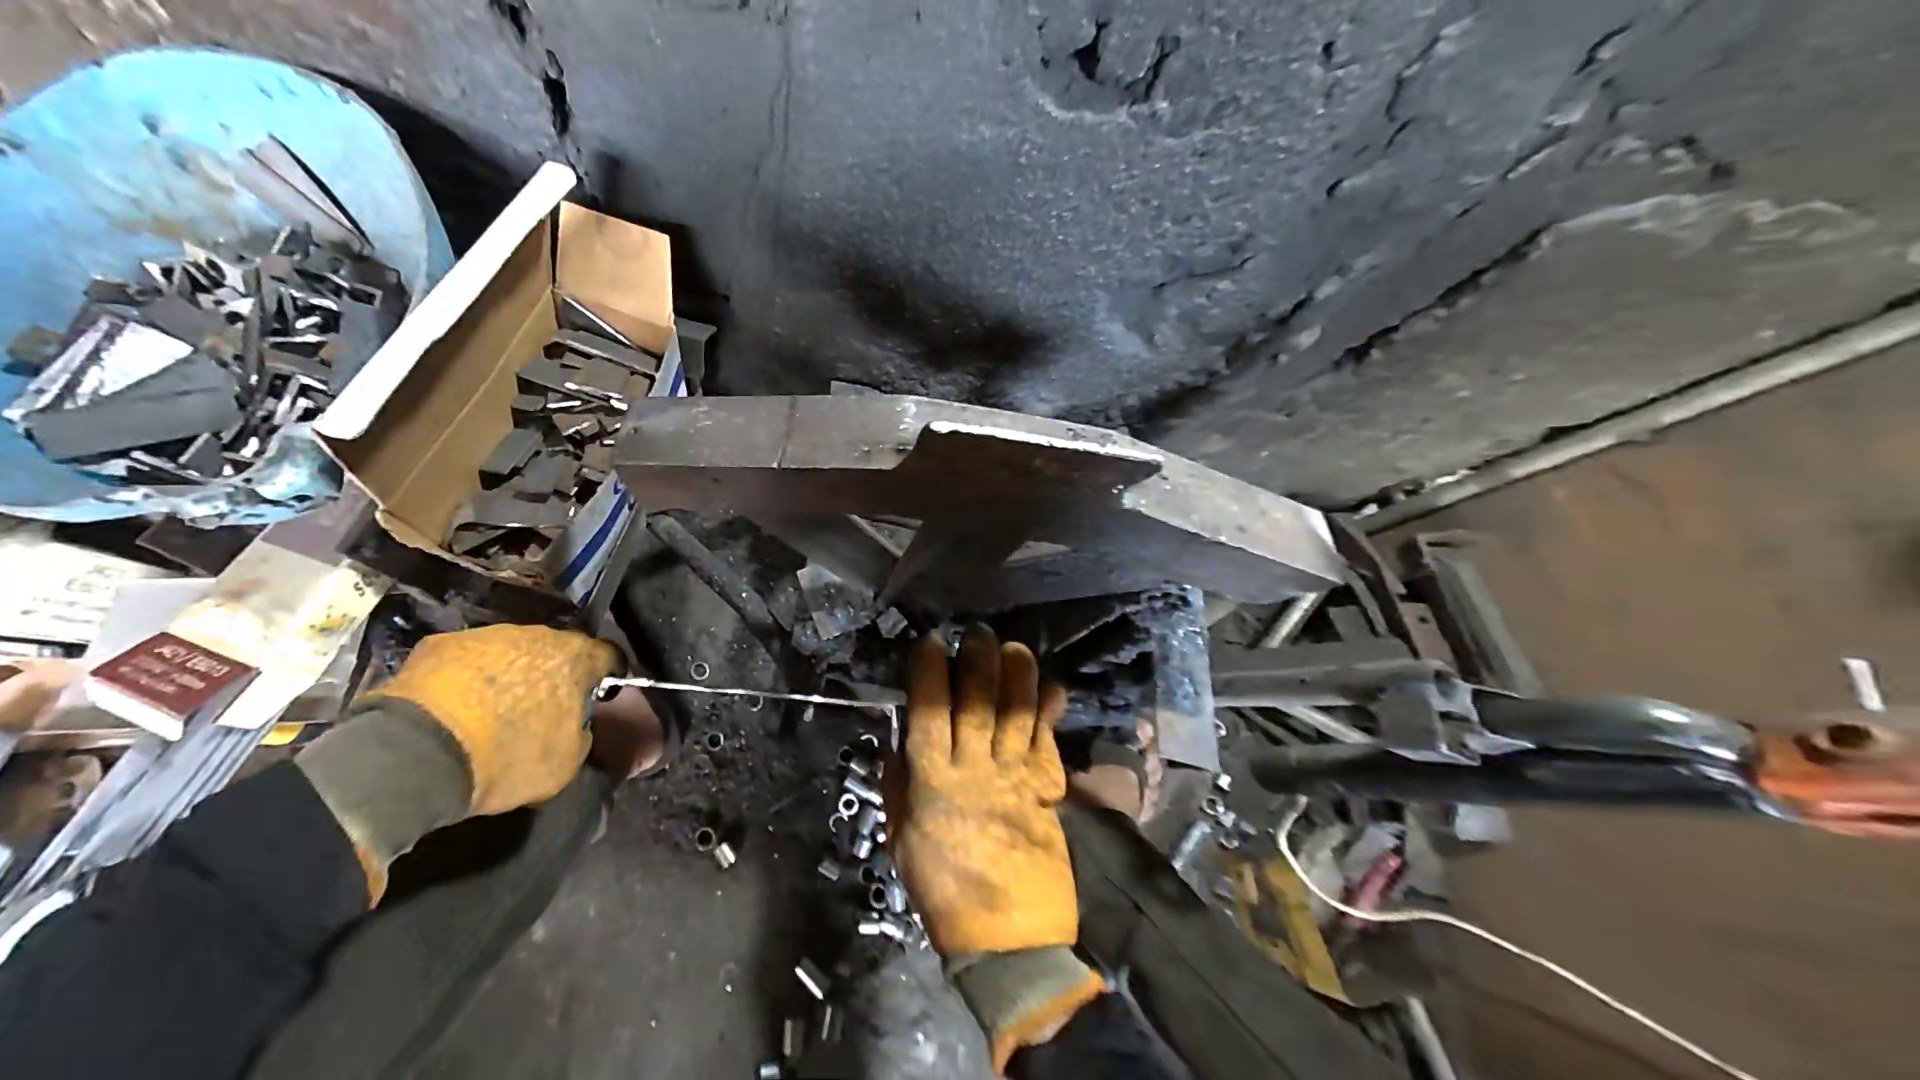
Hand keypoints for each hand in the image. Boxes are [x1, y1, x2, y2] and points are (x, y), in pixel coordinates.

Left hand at [362, 624, 617, 813]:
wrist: (416, 755)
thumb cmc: (507, 758)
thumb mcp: (566, 763)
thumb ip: (582, 733)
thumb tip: (576, 725)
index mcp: (577, 658)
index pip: (609, 654)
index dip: (607, 675)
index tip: (600, 694)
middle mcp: (538, 635)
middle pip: (558, 649)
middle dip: (556, 672)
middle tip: (546, 704)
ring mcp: (486, 635)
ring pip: (512, 649)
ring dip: (512, 671)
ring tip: (494, 706)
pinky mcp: (439, 644)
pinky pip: (467, 659)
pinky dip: (468, 676)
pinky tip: (456, 705)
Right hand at [894, 626, 1074, 955]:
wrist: (1009, 938)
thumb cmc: (945, 891)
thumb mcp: (903, 841)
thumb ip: (899, 788)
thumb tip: (895, 744)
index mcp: (933, 781)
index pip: (928, 712)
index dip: (930, 671)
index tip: (932, 642)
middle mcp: (975, 769)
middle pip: (977, 700)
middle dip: (977, 658)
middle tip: (978, 634)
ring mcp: (1016, 776)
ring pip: (1017, 711)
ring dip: (1018, 673)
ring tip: (1015, 648)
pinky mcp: (1048, 788)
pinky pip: (1049, 738)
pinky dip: (1051, 709)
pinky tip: (1053, 687)